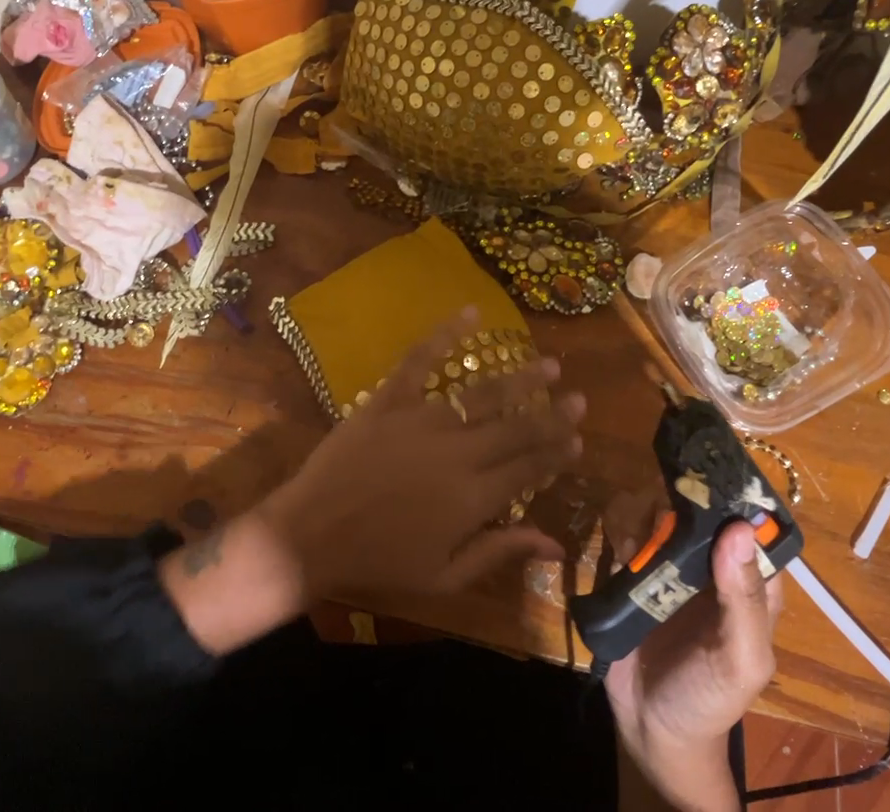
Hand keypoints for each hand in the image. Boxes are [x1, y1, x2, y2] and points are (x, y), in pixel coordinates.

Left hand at [159, 310, 584, 654]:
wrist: (311, 535)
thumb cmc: (379, 561)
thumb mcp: (443, 577)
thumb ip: (498, 553)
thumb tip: (555, 545)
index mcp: (473, 499)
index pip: (528, 469)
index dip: (556, 453)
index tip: (578, 438)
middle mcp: (457, 454)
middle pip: (515, 429)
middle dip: (551, 414)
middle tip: (578, 398)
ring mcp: (421, 422)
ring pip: (481, 394)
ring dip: (518, 378)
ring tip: (548, 364)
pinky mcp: (388, 401)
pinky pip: (419, 361)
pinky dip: (445, 334)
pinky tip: (471, 313)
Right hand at [606, 522, 782, 811]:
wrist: (651, 729)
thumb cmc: (710, 699)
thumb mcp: (740, 659)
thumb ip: (744, 600)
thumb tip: (738, 530)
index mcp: (750, 586)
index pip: (751, 528)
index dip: (735, 500)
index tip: (710, 474)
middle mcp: (711, 569)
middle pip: (699, 514)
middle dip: (681, 500)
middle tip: (662, 497)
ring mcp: (670, 571)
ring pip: (660, 518)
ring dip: (646, 512)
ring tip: (638, 528)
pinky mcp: (633, 577)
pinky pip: (628, 538)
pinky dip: (621, 529)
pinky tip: (619, 540)